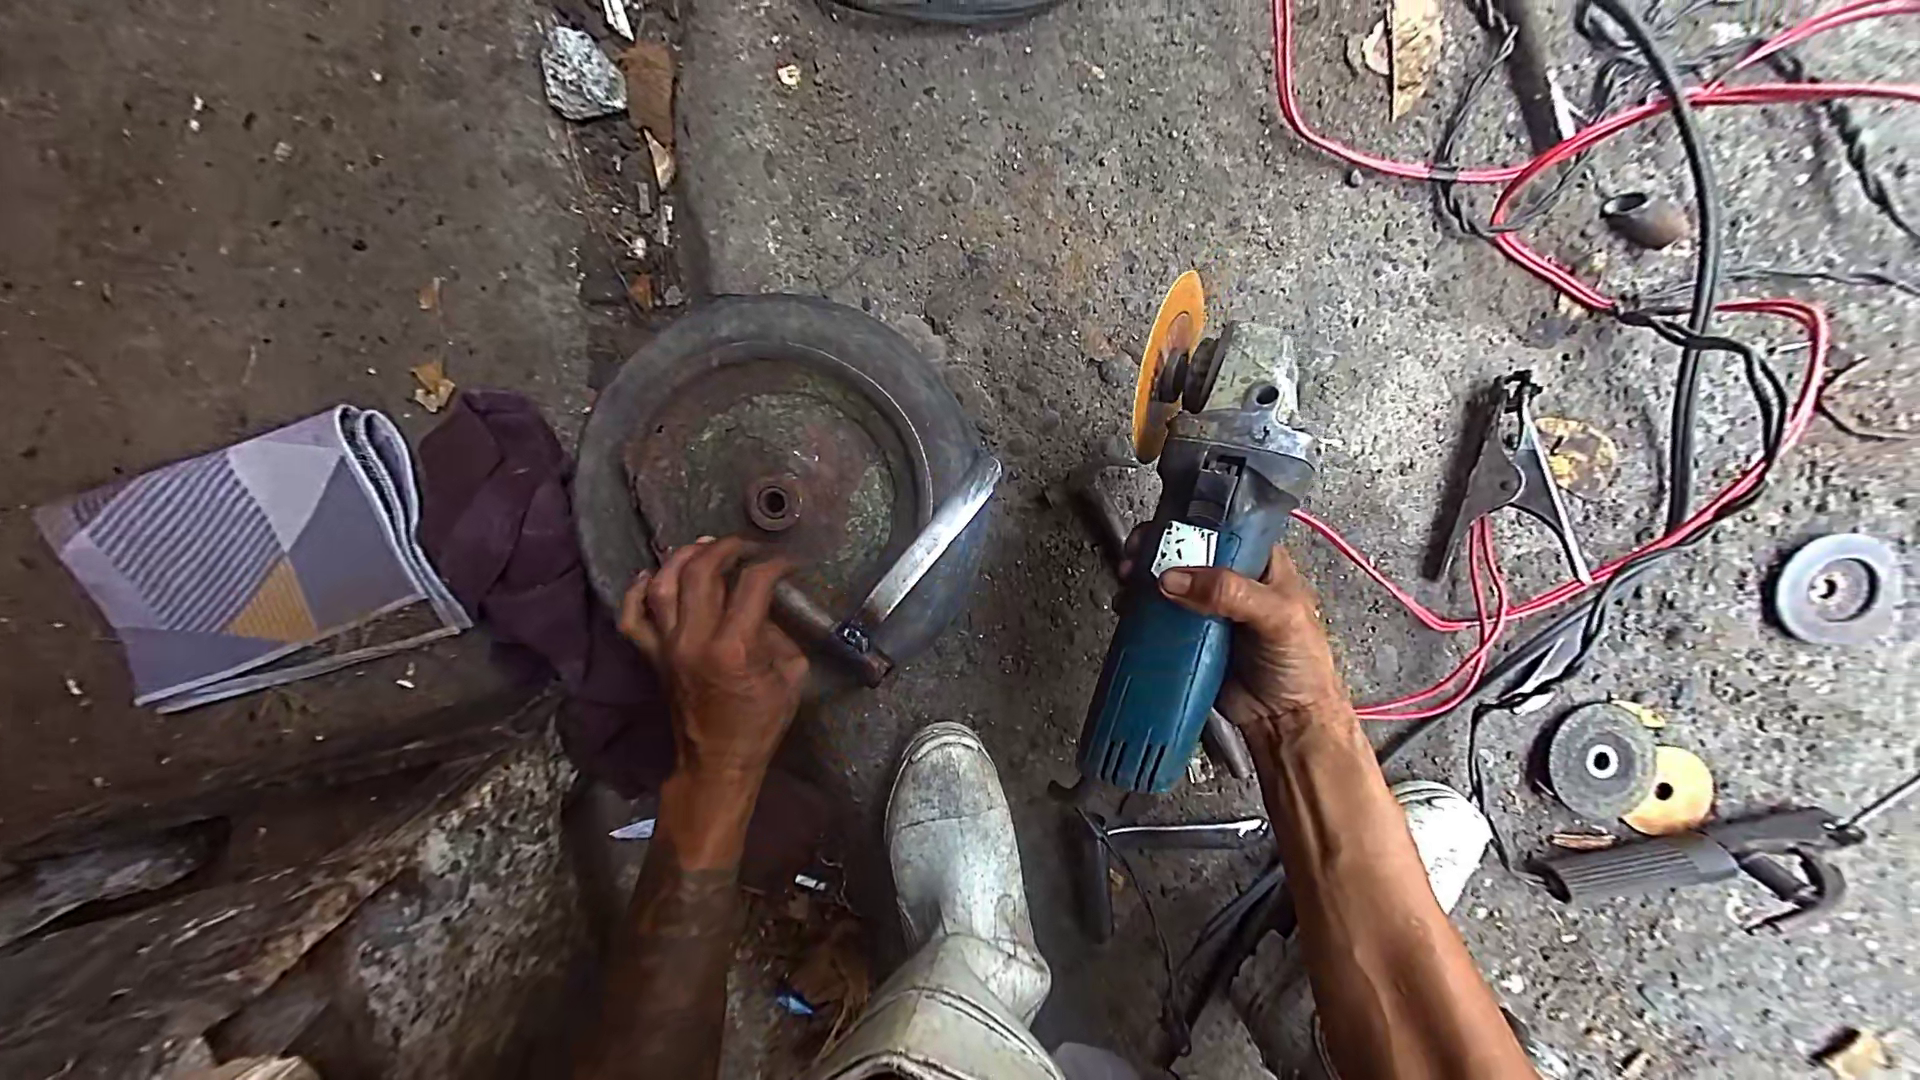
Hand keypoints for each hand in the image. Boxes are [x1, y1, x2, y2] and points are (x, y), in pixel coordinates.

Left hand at [620, 536, 809, 785]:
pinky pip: (631, 618)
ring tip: (703, 546)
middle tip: (745, 545)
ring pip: (662, 586)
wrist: (716, 761)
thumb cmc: (760, 723)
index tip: (787, 563)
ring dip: (682, 557)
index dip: (773, 565)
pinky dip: (635, 591)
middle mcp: (694, 640)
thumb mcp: (790, 676)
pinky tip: (649, 574)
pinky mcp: (651, 658)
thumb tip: (767, 607)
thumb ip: (779, 635)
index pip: (752, 585)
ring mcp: (667, 648)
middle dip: (726, 549)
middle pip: (701, 573)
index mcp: (734, 648)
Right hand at [1123, 535, 1349, 741]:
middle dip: (1155, 548)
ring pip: (1166, 580)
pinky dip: (1139, 607)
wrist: (1284, 720)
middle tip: (1137, 554)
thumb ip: (1230, 592)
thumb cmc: (1301, 666)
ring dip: (1142, 575)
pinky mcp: (1186, 633)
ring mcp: (1205, 607)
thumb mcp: (1277, 617)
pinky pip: (1157, 613)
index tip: (1161, 528)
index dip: (1188, 524)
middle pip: (1184, 550)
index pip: (1220, 529)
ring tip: (1129, 579)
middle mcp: (1229, 580)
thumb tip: (1174, 579)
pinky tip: (1130, 605)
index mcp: (1259, 564)